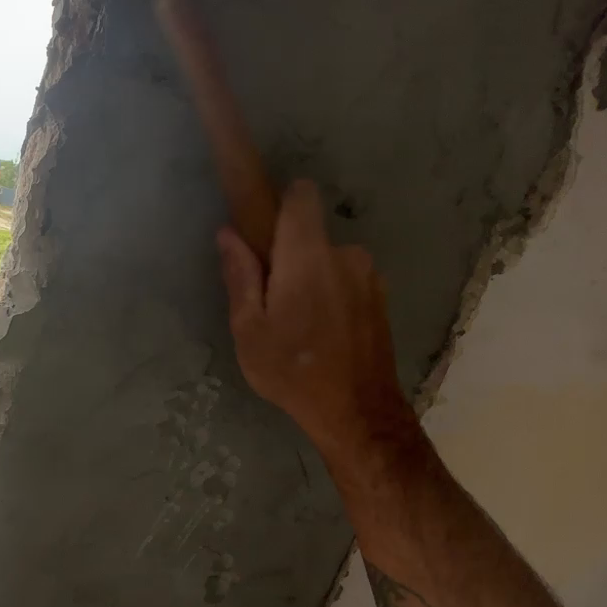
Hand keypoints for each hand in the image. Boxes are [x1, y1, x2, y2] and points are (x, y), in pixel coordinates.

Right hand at [217, 180, 418, 461]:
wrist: (357, 411)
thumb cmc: (292, 370)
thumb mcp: (249, 330)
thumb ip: (240, 276)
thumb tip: (227, 234)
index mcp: (307, 256)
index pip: (301, 195)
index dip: (282, 201)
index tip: (264, 227)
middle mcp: (345, 255)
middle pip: (311, 235)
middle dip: (290, 257)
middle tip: (271, 302)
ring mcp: (368, 276)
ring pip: (329, 262)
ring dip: (312, 280)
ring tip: (298, 325)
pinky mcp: (379, 298)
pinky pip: (346, 282)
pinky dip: (332, 296)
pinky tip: (322, 334)